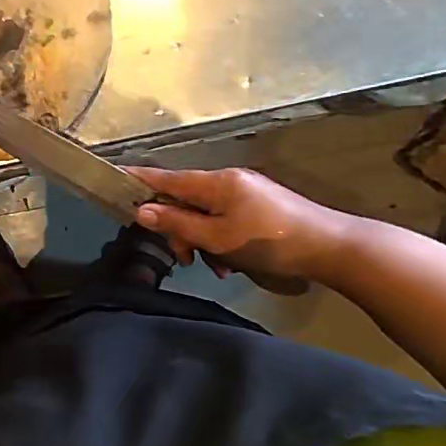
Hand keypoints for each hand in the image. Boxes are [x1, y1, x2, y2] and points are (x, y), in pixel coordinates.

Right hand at [127, 166, 354, 281]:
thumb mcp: (219, 238)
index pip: (168, 177)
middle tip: (186, 261)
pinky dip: (222, 241)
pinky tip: (233, 263)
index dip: (141, 180)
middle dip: (181, 231)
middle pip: (186, 201)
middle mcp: (229, 181)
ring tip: (218, 268)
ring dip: (204, 242)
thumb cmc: (269, 240)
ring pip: (206, 215)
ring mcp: (245, 193)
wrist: (328, 246)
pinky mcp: (258, 207)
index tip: (116, 177)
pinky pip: (226, 221)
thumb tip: (142, 211)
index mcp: (217, 182)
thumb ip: (179, 224)